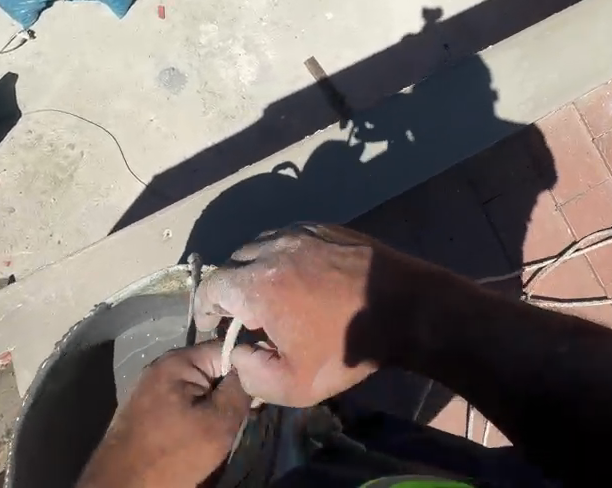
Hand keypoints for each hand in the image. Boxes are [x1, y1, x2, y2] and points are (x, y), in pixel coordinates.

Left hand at [77, 341, 249, 487]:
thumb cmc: (171, 457)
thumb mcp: (218, 424)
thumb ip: (240, 390)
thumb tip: (255, 367)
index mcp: (178, 360)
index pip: (228, 348)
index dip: (249, 369)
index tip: (261, 394)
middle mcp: (162, 365)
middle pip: (212, 368)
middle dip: (230, 391)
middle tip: (245, 417)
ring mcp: (150, 387)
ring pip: (198, 387)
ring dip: (213, 405)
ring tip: (223, 430)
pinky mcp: (144, 409)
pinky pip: (181, 401)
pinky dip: (195, 414)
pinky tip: (200, 436)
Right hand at [194, 224, 443, 406]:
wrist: (404, 305)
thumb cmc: (345, 347)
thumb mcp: (293, 385)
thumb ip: (250, 374)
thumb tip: (237, 353)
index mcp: (258, 284)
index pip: (211, 286)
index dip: (207, 309)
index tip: (216, 327)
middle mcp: (273, 248)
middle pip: (234, 262)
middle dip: (231, 289)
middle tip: (245, 316)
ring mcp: (300, 232)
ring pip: (260, 244)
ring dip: (255, 268)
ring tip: (271, 296)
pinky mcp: (324, 226)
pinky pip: (288, 236)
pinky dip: (282, 254)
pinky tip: (299, 277)